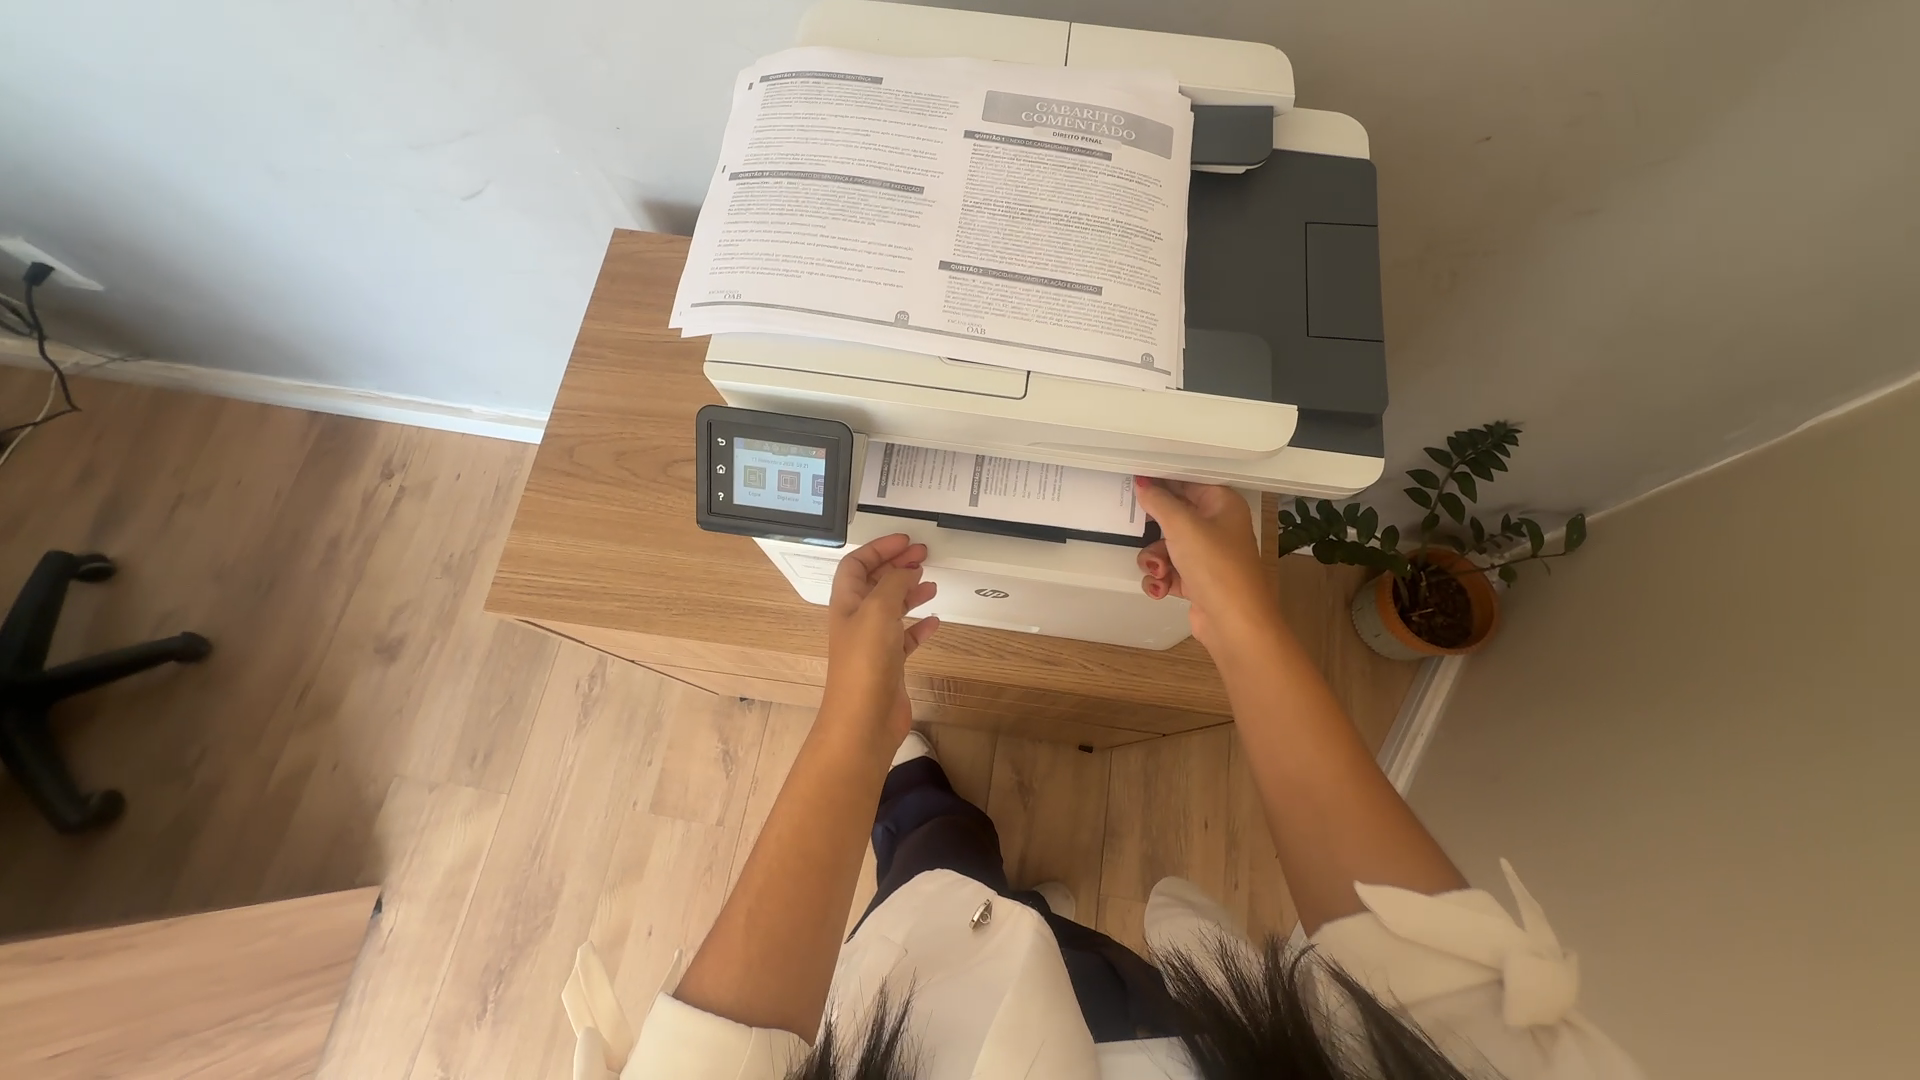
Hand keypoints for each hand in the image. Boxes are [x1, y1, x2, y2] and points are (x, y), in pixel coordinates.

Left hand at [821, 533, 940, 754]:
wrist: (864, 720)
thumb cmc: (865, 663)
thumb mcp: (878, 610)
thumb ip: (893, 584)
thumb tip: (907, 569)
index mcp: (847, 603)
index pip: (857, 564)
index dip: (879, 549)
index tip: (905, 541)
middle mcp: (858, 620)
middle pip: (876, 583)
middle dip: (897, 566)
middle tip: (923, 555)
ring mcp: (873, 643)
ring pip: (892, 608)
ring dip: (910, 592)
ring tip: (930, 583)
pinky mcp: (890, 665)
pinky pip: (906, 638)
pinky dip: (920, 626)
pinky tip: (934, 621)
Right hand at [1134, 478, 1282, 649]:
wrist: (1233, 622)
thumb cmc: (1217, 568)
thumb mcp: (1182, 525)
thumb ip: (1159, 501)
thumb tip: (1144, 485)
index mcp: (1223, 505)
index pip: (1188, 483)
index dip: (1162, 483)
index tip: (1137, 483)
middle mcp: (1217, 528)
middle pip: (1173, 517)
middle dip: (1154, 530)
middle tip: (1142, 529)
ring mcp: (1207, 556)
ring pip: (1166, 547)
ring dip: (1154, 559)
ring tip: (1159, 570)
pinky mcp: (1196, 581)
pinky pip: (1168, 571)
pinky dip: (1160, 579)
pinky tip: (1161, 587)